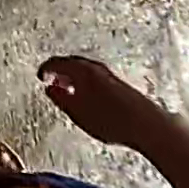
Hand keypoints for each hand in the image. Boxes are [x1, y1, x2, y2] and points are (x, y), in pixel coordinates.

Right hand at [38, 56, 179, 150]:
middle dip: (59, 72)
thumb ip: (59, 98)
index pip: (55, 62)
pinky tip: (89, 99)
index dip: (45, 70)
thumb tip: (50, 89)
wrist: (147, 125)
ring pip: (83, 71)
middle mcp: (93, 67)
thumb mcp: (77, 112)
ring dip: (73, 78)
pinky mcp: (119, 84)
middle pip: (70, 63)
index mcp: (79, 69)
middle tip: (52, 83)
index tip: (41, 77)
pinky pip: (95, 78)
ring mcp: (108, 74)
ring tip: (70, 93)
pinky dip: (86, 83)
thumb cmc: (111, 119)